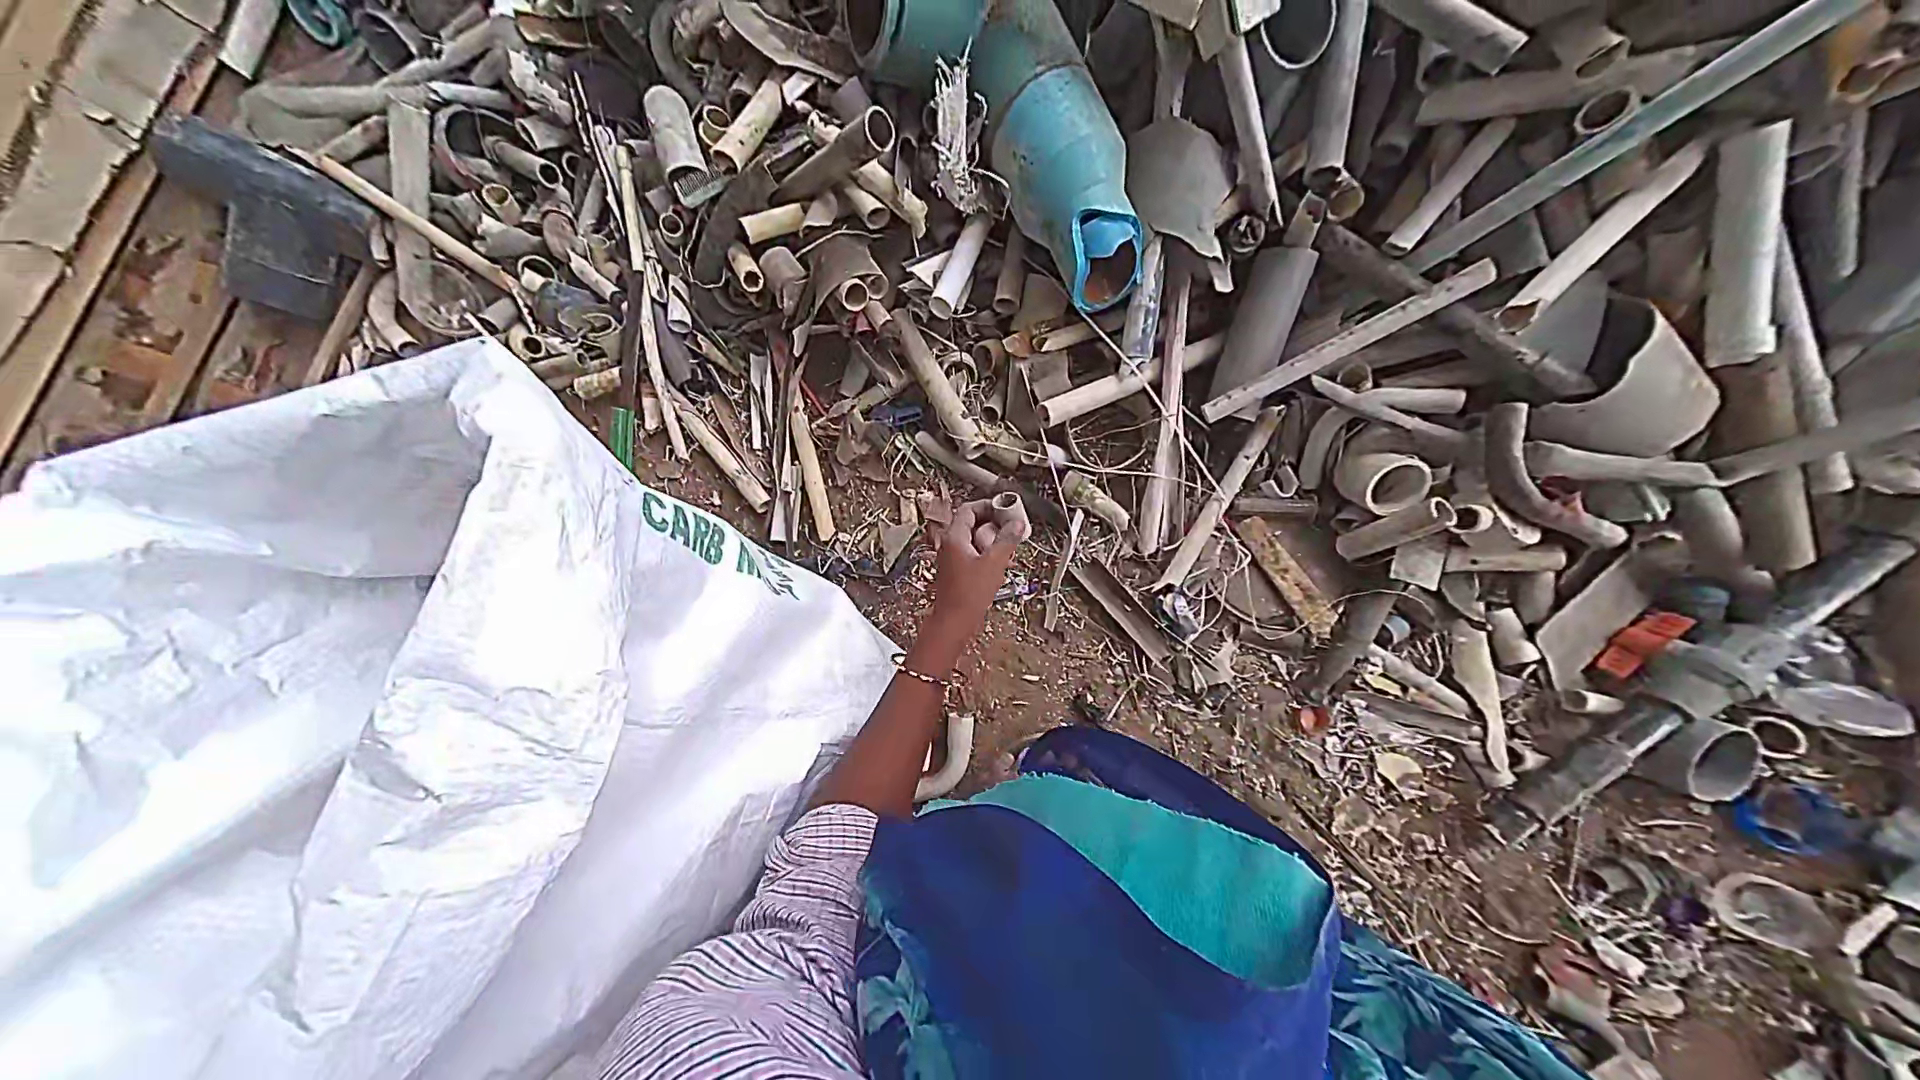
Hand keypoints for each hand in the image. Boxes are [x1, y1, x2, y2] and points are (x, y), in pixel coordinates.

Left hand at [926, 496, 1029, 639]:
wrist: (954, 621)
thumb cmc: (970, 593)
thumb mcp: (994, 563)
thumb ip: (1007, 540)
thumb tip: (1017, 523)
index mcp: (954, 537)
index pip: (969, 509)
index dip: (989, 507)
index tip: (1006, 511)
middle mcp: (949, 545)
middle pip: (973, 524)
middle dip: (994, 526)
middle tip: (1011, 531)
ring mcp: (952, 558)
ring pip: (975, 540)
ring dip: (993, 542)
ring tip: (1009, 549)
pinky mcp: (957, 571)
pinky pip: (974, 554)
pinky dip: (987, 554)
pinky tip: (1001, 564)